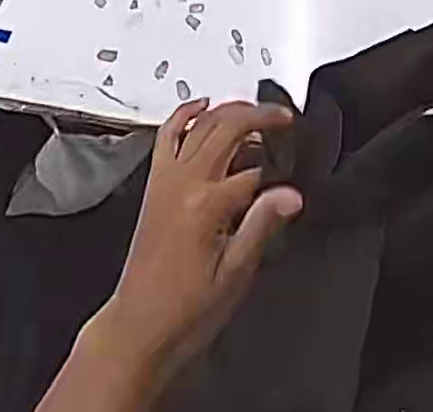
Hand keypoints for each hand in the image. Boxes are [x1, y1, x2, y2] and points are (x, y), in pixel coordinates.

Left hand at [79, 100, 301, 397]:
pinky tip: (202, 105)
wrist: (139, 326)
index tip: (293, 178)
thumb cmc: (185, 310)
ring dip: (230, 109)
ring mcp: (167, 177)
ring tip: (255, 110)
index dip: (279, 172)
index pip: (254, 171)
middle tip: (283, 119)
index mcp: (206, 204)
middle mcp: (184, 182)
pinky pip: (168, 133)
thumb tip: (291, 195)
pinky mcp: (156, 181)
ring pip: (201, 123)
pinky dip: (185, 113)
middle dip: (259, 117)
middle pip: (227, 128)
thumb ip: (263, 225)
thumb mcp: (234, 273)